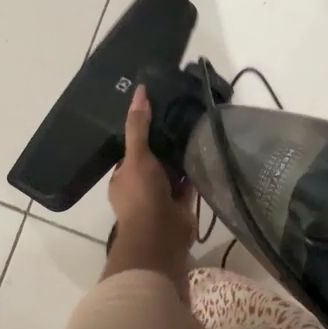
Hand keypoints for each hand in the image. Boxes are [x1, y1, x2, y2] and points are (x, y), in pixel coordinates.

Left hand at [103, 86, 195, 294]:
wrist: (161, 236)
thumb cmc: (142, 195)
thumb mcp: (136, 156)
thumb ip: (138, 126)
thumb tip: (139, 91)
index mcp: (123, 177)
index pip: (133, 149)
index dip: (143, 130)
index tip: (158, 108)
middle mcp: (141, 186)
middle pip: (154, 157)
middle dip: (165, 142)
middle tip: (181, 113)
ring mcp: (161, 196)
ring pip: (172, 169)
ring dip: (181, 154)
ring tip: (195, 124)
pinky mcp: (181, 203)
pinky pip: (188, 180)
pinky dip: (194, 168)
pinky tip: (204, 147)